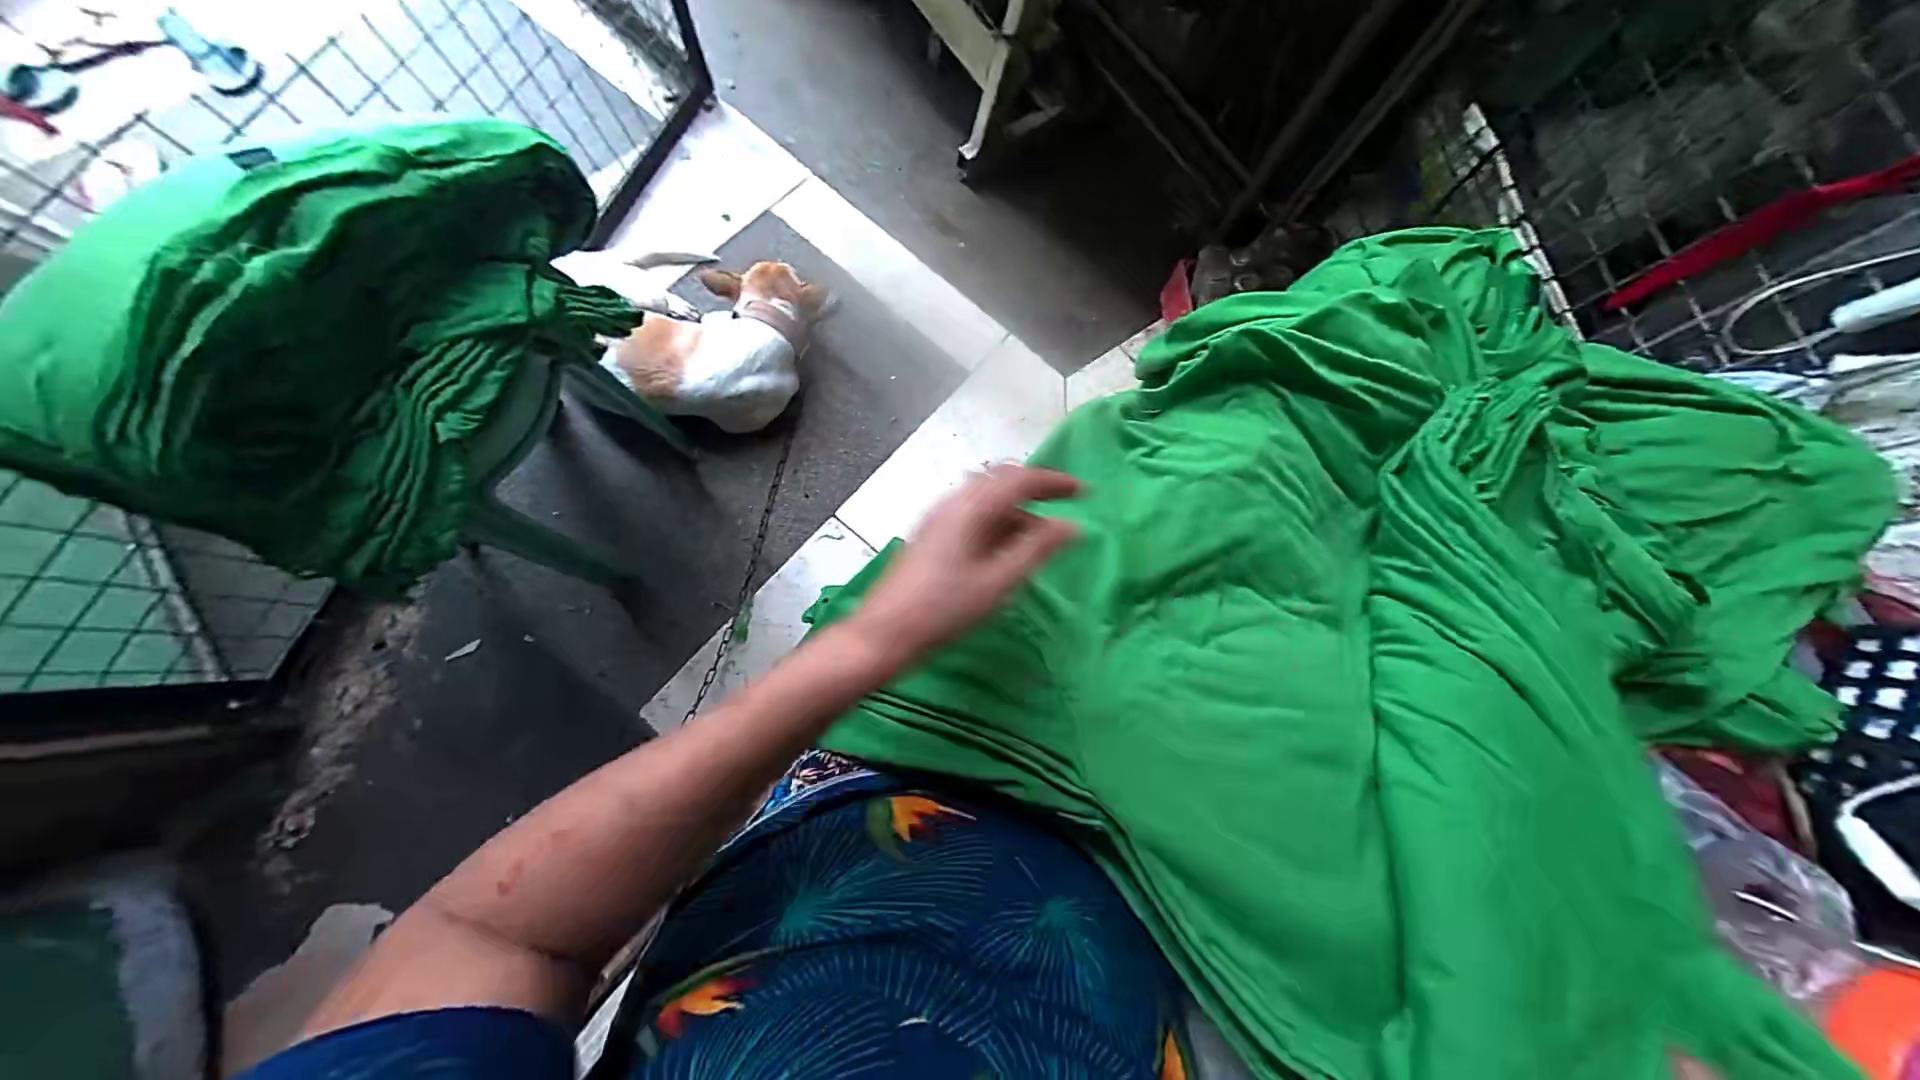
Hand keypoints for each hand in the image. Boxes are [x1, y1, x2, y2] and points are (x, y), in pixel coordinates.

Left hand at [850, 464, 1081, 662]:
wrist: (883, 634)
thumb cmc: (944, 610)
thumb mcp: (998, 583)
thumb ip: (1036, 550)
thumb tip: (1072, 527)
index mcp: (970, 508)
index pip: (1019, 478)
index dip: (1054, 482)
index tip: (1084, 492)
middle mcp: (952, 503)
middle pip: (1000, 480)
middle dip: (1034, 490)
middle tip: (1063, 506)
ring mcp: (937, 518)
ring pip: (984, 499)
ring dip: (1015, 509)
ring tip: (1039, 537)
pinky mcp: (930, 535)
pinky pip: (971, 515)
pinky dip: (996, 522)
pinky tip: (1005, 549)